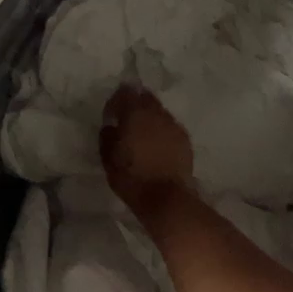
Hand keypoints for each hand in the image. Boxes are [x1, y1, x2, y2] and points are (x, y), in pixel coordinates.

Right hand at [100, 85, 193, 217]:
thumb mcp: (108, 159)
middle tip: (127, 118)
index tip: (110, 113)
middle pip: (146, 98)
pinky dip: (162, 130)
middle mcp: (157, 114)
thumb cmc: (132, 178)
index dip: (116, 100)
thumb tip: (110, 126)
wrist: (166, 198)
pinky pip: (170, 127)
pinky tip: (157, 144)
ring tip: (142, 133)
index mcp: (135, 114)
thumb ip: (107, 137)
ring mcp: (174, 126)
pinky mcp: (185, 139)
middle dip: (135, 104)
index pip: (125, 93)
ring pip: (160, 112)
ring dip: (150, 117)